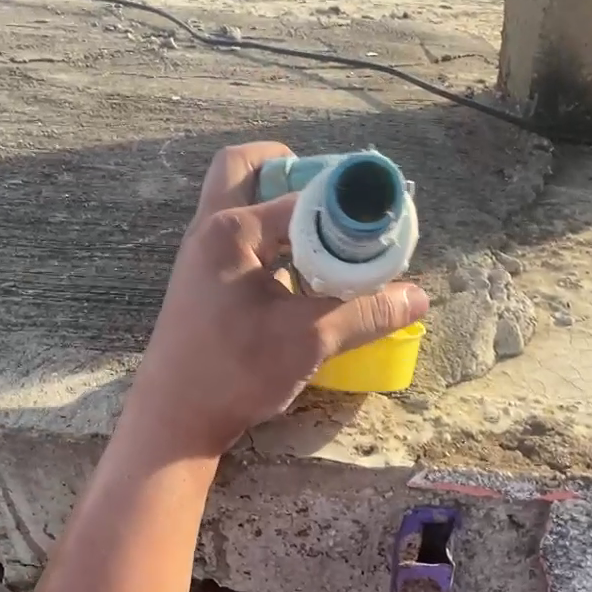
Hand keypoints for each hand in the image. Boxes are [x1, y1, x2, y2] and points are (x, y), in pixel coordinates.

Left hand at [124, 142, 429, 457]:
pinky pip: (240, 244)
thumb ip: (366, 313)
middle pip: (245, 171)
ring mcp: (201, 259)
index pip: (298, 192)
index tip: (376, 217)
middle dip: (291, 170)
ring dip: (281, 211)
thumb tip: (417, 297)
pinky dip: (272, 245)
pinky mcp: (202, 287)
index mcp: (230, 231)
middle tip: (331, 199)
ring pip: (240, 207)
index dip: (342, 201)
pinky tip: (302, 279)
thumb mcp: (308, 340)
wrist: (174, 420)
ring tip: (327, 239)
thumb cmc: (234, 372)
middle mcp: (209, 232)